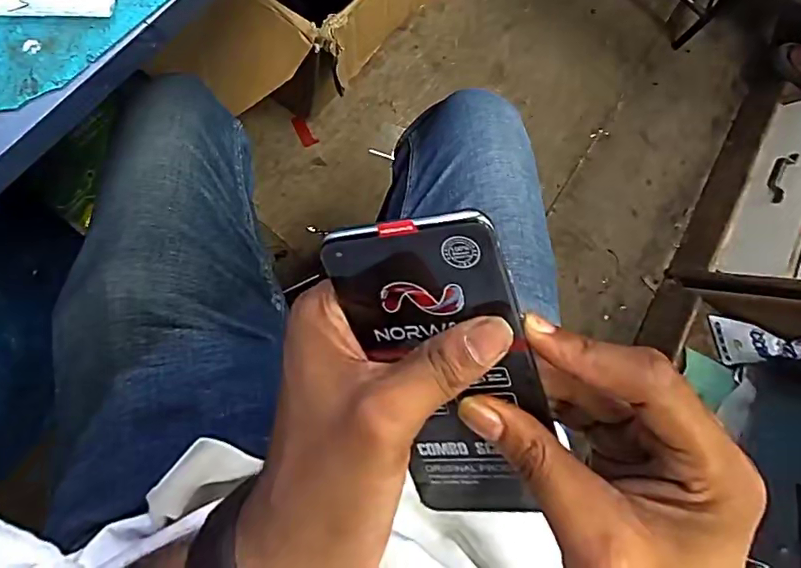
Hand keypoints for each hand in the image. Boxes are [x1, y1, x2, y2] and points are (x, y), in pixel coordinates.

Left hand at [236, 281, 512, 567]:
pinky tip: (479, 370)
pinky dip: (447, 366)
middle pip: (403, 297)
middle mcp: (338, 331)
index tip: (469, 263)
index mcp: (323, 315)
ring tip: (495, 333)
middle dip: (446, 303)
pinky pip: (419, 363)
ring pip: (415, 331)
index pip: (379, 265)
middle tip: (493, 304)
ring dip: (451, 336)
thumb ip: (438, 366)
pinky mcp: (377, 394)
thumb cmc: (318, 488)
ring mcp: (358, 364)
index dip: (424, 261)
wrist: (305, 559)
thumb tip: (490, 328)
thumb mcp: (384, 415)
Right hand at [458, 314, 765, 566]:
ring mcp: (667, 452)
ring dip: (555, 381)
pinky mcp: (638, 459)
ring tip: (512, 369)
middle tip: (513, 348)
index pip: (652, 383)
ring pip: (605, 393)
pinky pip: (593, 415)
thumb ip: (538, 462)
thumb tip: (485, 406)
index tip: (536, 334)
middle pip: (625, 382)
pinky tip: (527, 397)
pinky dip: (557, 405)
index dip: (589, 353)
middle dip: (563, 365)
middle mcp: (699, 450)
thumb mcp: (595, 536)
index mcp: (718, 469)